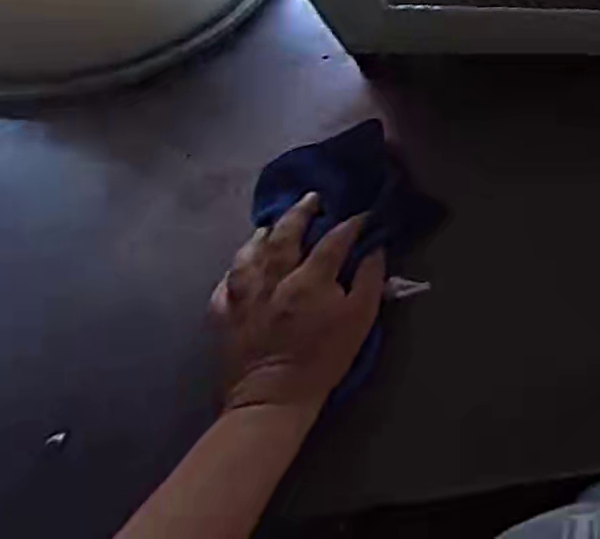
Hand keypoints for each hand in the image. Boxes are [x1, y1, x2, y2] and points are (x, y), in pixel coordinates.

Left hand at [209, 192, 384, 413]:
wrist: (274, 400)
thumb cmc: (326, 355)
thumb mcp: (362, 316)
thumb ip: (370, 278)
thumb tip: (374, 248)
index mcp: (309, 280)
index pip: (334, 239)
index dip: (352, 223)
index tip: (365, 215)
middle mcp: (273, 282)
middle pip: (284, 236)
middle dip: (300, 214)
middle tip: (312, 199)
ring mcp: (244, 299)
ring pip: (247, 256)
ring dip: (261, 236)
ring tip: (272, 225)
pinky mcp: (225, 318)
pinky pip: (225, 286)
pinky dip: (234, 270)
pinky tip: (242, 265)